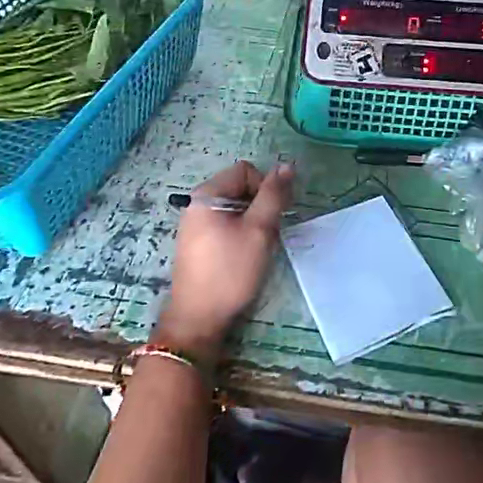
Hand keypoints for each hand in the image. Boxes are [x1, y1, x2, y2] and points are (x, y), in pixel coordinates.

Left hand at [155, 160, 295, 358]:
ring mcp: (195, 224)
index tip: (272, 216)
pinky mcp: (198, 243)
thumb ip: (273, 195)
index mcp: (207, 194)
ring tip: (256, 249)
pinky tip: (244, 258)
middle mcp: (197, 203)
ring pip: (236, 209)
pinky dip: (240, 235)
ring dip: (253, 223)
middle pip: (240, 188)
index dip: (265, 187)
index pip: (246, 171)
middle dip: (260, 207)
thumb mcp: (259, 230)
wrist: (198, 318)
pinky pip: (225, 225)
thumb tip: (287, 164)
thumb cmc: (230, 271)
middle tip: (266, 236)